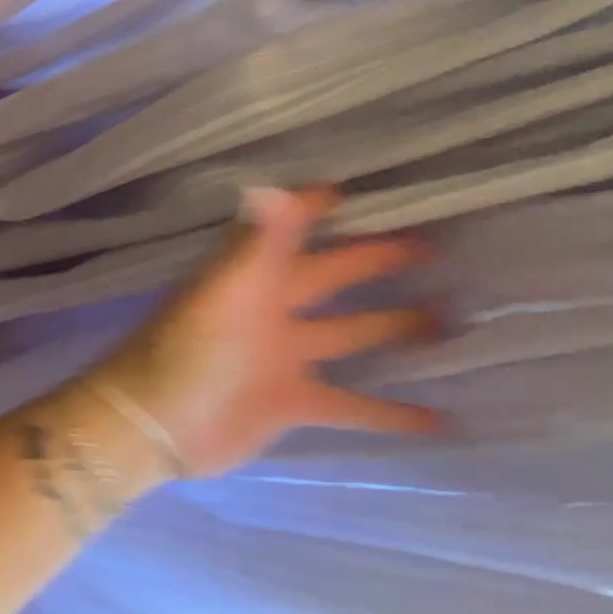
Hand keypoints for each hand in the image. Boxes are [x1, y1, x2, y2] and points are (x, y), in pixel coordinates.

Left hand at [91, 186, 441, 478]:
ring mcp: (277, 358)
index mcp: (242, 280)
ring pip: (345, 335)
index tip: (357, 190)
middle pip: (324, 277)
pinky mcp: (288, 403)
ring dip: (392, 327)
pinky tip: (446, 418)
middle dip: (371, 260)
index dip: (309, 210)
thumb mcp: (223, 296)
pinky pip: (350, 405)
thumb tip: (272, 188)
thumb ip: (252, 247)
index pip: (279, 232)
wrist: (153, 425)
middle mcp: (263, 312)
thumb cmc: (184, 353)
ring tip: (459, 317)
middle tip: (436, 246)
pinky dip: (391, 412)